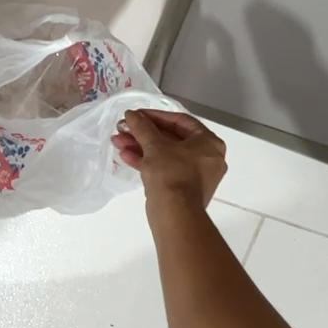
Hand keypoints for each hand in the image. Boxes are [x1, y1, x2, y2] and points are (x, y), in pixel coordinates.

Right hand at [113, 108, 227, 210]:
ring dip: (141, 146)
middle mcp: (206, 157)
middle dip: (143, 133)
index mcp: (209, 142)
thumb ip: (142, 127)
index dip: (155, 116)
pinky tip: (125, 156)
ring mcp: (195, 174)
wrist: (175, 212)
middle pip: (171, 138)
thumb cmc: (171, 173)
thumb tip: (131, 114)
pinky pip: (165, 168)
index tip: (136, 115)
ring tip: (118, 142)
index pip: (181, 121)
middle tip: (123, 129)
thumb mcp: (155, 145)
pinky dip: (147, 161)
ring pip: (165, 154)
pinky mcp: (183, 187)